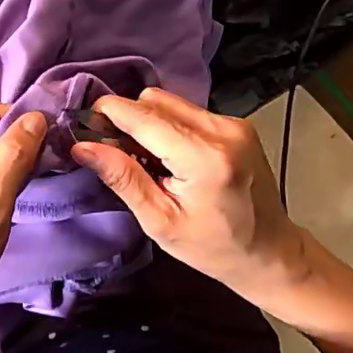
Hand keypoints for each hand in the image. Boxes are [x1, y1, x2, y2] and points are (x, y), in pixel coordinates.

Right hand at [70, 88, 310, 303]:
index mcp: (205, 159)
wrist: (270, 252)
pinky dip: (167, 126)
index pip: (142, 115)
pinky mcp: (235, 123)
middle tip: (116, 153)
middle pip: (153, 100)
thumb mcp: (159, 221)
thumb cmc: (213, 247)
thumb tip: (82, 146)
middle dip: (126, 119)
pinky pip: (185, 110)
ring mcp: (233, 123)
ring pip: (167, 101)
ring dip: (146, 122)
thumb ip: (122, 178)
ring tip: (145, 158)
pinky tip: (168, 156)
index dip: (107, 114)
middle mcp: (222, 130)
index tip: (84, 127)